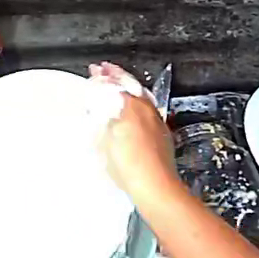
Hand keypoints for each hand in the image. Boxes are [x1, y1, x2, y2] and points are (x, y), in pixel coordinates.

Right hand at [87, 63, 180, 202]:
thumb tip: (100, 109)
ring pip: (142, 96)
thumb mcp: (104, 140)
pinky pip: (149, 110)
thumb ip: (102, 119)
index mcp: (130, 105)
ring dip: (128, 89)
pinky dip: (138, 104)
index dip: (103, 76)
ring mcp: (157, 122)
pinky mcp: (162, 135)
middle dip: (116, 76)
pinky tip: (134, 110)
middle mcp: (146, 110)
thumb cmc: (130, 165)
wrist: (154, 187)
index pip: (114, 83)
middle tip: (105, 70)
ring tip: (119, 86)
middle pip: (130, 85)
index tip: (95, 70)